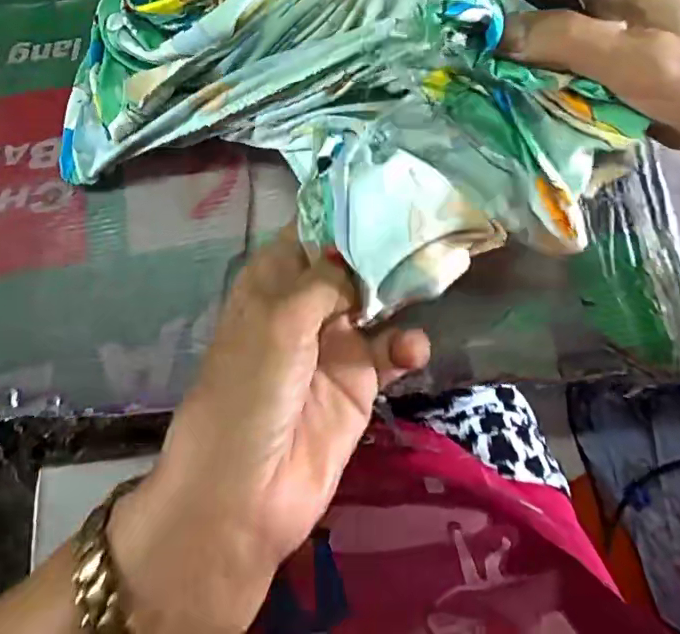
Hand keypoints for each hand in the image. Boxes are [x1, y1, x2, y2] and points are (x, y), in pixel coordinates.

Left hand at [108, 228, 430, 632]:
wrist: (245, 490)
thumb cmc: (250, 389)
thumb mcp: (280, 322)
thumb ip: (322, 282)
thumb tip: (357, 258)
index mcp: (272, 279)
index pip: (309, 232)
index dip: (342, 212)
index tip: (386, 188)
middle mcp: (303, 303)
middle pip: (347, 263)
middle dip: (381, 247)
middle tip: (427, 223)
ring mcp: (331, 343)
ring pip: (374, 302)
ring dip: (401, 291)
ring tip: (434, 274)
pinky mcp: (357, 383)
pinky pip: (389, 350)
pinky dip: (404, 344)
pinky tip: (413, 347)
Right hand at [495, 0, 679, 184]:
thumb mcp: (629, 57)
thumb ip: (559, 37)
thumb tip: (493, 33)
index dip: (495, 6)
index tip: (475, 49)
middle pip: (536, 6)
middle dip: (514, 42)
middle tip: (498, 81)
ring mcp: (619, 20)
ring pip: (551, 37)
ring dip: (534, 66)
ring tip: (525, 96)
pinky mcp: (624, 52)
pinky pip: (572, 60)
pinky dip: (557, 79)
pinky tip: (556, 101)